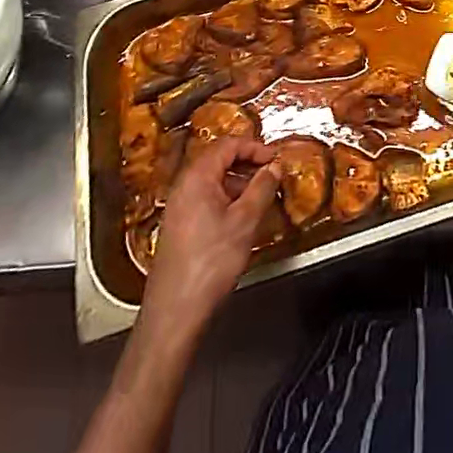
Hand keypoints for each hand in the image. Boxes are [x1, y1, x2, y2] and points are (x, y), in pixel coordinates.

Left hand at [140, 136, 280, 332]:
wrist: (176, 308)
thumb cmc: (211, 261)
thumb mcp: (245, 220)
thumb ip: (262, 187)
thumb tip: (274, 167)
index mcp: (197, 178)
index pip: (227, 145)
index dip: (254, 147)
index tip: (275, 158)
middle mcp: (183, 186)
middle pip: (218, 160)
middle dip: (247, 163)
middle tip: (272, 174)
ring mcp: (178, 206)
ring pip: (212, 181)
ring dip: (239, 182)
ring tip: (263, 196)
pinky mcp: (179, 225)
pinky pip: (206, 198)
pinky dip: (227, 199)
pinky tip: (243, 217)